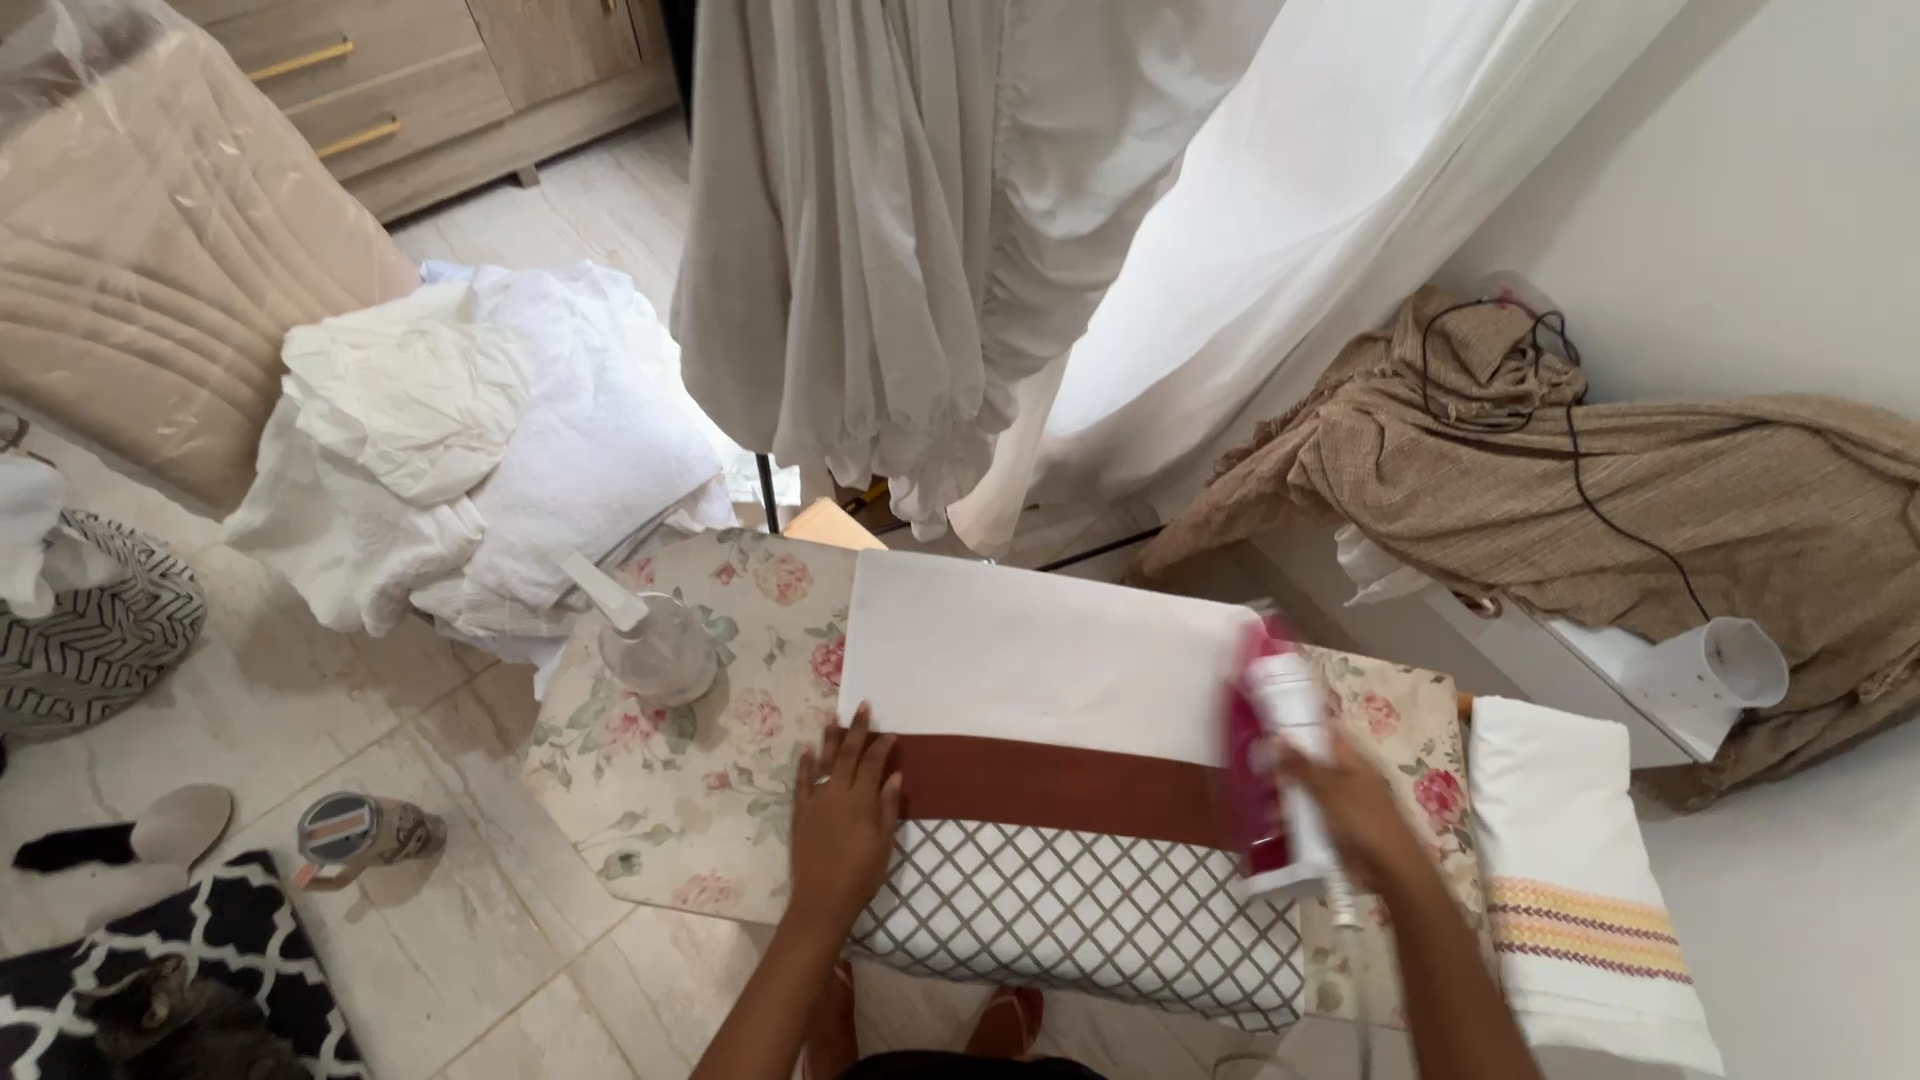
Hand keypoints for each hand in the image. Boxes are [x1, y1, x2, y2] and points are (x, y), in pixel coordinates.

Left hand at [786, 703, 901, 939]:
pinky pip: (802, 782)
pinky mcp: (800, 813)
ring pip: (823, 762)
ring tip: (834, 719)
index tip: (891, 733)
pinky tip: (807, 751)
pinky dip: (805, 765)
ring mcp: (816, 801)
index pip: (873, 763)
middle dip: (857, 729)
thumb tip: (894, 774)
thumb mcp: (884, 843)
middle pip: (847, 754)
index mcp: (861, 801)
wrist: (822, 900)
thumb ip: (889, 806)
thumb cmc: (861, 875)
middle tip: (863, 707)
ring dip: (830, 739)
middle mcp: (837, 793)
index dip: (882, 746)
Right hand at [1274, 723, 1431, 895]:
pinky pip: (1306, 814)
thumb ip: (1301, 764)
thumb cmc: (1363, 821)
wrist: (1390, 872)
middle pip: (1309, 763)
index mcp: (1353, 761)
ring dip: (1284, 794)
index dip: (1297, 728)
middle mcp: (1346, 778)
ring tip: (1264, 801)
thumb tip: (1276, 736)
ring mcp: (1339, 803)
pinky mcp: (1332, 826)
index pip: (1323, 734)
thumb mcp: (1330, 788)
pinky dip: (1290, 816)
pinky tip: (1273, 821)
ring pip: (1304, 790)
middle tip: (1259, 769)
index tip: (1268, 728)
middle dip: (1284, 766)